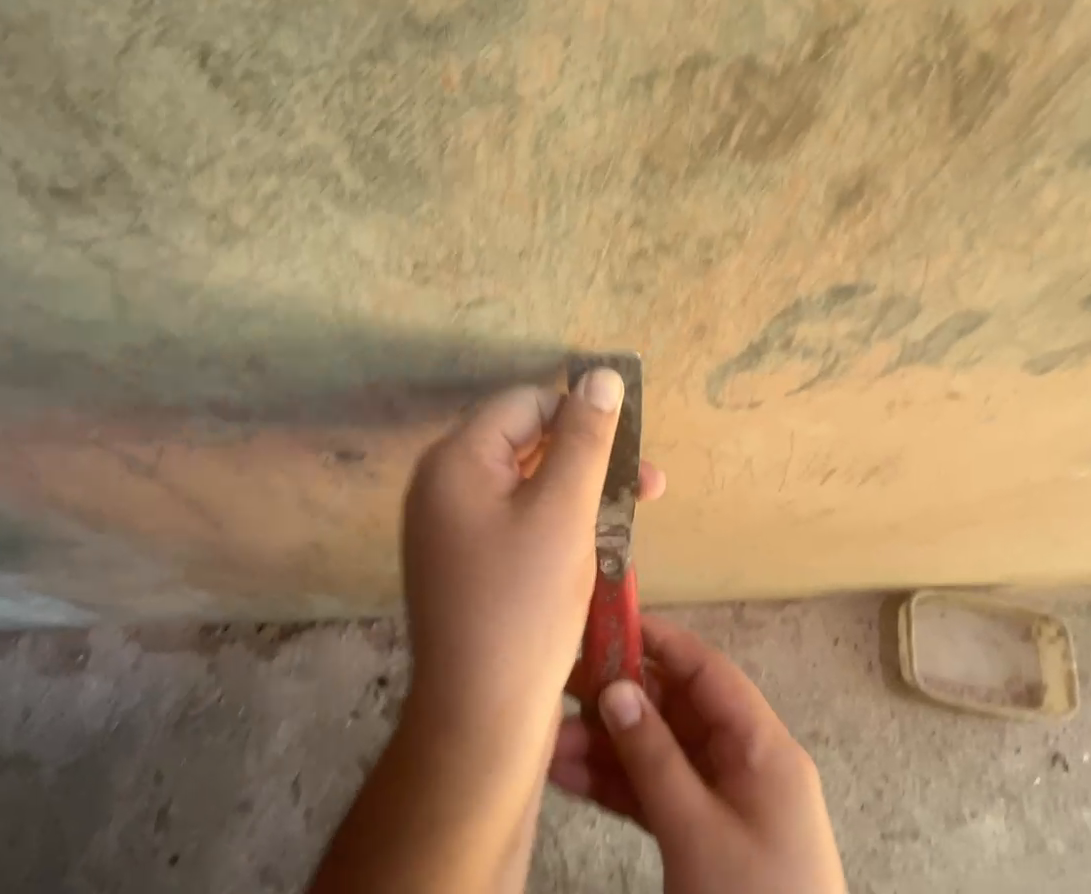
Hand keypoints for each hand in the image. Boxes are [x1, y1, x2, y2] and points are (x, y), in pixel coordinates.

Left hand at [400, 370, 664, 738]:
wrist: (480, 715)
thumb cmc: (524, 606)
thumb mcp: (563, 513)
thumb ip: (584, 439)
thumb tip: (601, 375)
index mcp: (455, 459)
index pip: (524, 404)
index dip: (580, 418)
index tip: (631, 454)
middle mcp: (441, 483)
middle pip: (523, 442)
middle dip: (587, 459)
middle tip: (649, 488)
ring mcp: (447, 526)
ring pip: (524, 486)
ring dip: (579, 495)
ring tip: (630, 523)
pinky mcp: (462, 561)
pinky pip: (514, 522)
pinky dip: (555, 526)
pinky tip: (595, 549)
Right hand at [550, 616, 846, 893]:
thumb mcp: (698, 829)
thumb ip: (653, 756)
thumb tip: (614, 689)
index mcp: (760, 748)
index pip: (706, 672)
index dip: (658, 641)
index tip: (604, 623)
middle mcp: (739, 763)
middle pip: (672, 710)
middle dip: (616, 700)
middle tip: (557, 687)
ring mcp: (718, 799)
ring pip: (654, 753)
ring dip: (603, 748)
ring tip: (549, 747)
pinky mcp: (698, 832)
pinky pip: (650, 792)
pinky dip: (612, 785)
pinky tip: (566, 779)